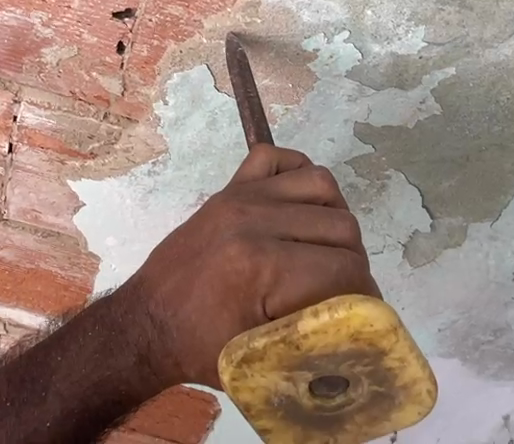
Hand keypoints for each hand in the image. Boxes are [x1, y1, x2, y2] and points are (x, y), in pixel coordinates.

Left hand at [115, 145, 378, 388]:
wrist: (147, 321)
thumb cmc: (200, 347)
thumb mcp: (263, 357)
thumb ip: (314, 335)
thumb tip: (365, 324)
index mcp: (262, 265)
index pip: (344, 268)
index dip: (365, 296)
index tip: (364, 315)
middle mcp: (254, 219)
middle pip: (341, 225)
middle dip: (354, 262)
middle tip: (345, 289)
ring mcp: (240, 196)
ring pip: (319, 183)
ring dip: (334, 215)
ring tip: (326, 249)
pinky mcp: (229, 187)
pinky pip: (274, 156)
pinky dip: (296, 172)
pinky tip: (300, 206)